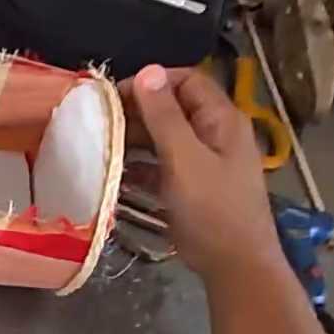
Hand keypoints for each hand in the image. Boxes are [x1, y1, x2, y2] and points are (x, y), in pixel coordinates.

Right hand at [120, 65, 284, 281]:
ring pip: (162, 138)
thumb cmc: (212, 208)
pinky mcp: (187, 187)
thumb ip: (164, 116)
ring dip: (133, 139)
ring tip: (101, 145)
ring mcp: (200, 162)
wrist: (233, 262)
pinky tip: (113, 174)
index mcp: (220, 119)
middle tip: (100, 122)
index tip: (114, 96)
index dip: (151, 82)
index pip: (185, 81)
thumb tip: (148, 71)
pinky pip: (159, 167)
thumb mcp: (185, 158)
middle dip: (137, 111)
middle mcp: (212, 135)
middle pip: (172, 109)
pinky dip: (138, 167)